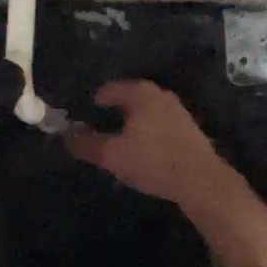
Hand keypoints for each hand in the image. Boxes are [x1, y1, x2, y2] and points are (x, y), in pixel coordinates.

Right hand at [65, 80, 236, 206]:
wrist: (198, 178)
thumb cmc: (152, 160)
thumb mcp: (113, 155)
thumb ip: (89, 144)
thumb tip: (68, 135)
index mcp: (141, 93)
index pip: (112, 88)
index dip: (98, 99)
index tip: (88, 109)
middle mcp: (160, 95)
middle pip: (132, 97)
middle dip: (117, 109)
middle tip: (102, 122)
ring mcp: (177, 110)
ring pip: (148, 111)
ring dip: (134, 121)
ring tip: (122, 137)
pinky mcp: (188, 128)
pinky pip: (160, 123)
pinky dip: (149, 131)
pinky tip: (145, 148)